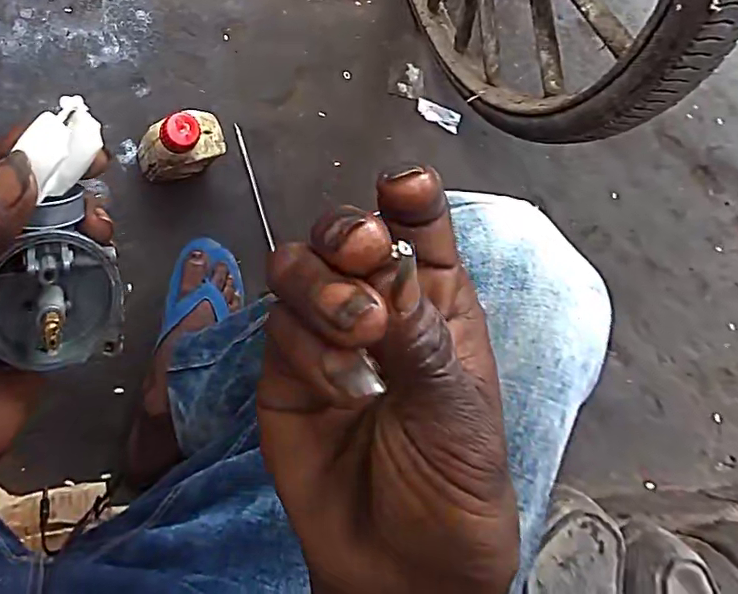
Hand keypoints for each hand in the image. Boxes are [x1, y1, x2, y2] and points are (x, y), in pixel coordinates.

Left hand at [0, 130, 109, 593]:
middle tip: (92, 164)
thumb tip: (21, 170)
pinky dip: (91, 251)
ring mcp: (14, 273)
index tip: (57, 129)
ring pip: (55, 225)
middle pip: (27, 193)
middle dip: (60, 177)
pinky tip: (102, 249)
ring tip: (98, 221)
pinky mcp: (44, 302)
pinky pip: (72, 264)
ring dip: (80, 214)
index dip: (18, 148)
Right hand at [258, 166, 519, 593]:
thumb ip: (420, 338)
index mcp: (432, 301)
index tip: (404, 183)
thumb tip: (389, 270)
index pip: (419, 229)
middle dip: (347, 233)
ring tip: (356, 329)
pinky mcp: (283, 362)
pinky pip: (279, 327)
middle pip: (342, 234)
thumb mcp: (459, 413)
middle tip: (362, 249)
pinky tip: (339, 388)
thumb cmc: (452, 489)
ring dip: (320, 288)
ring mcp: (321, 329)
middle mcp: (372, 301)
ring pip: (297, 266)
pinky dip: (308, 351)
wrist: (396, 569)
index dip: (409, 199)